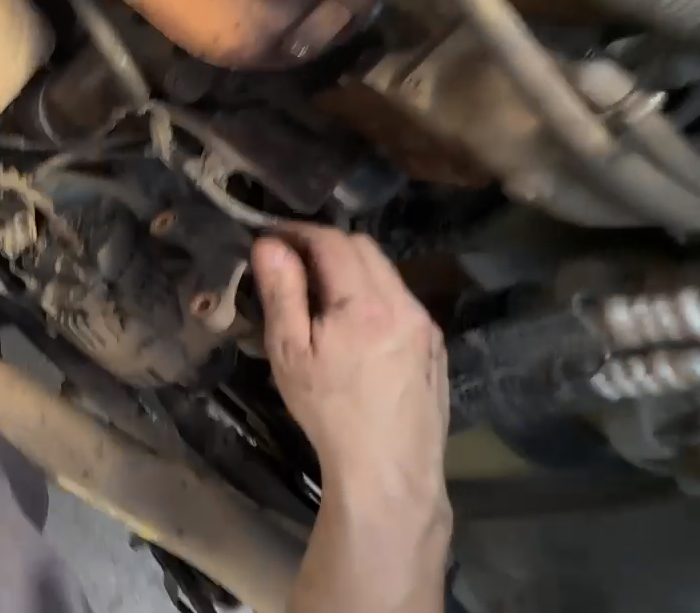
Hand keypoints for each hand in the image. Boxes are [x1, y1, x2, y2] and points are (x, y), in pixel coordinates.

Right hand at [251, 226, 447, 507]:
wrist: (388, 468)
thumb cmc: (328, 408)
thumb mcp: (289, 350)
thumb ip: (281, 291)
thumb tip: (269, 244)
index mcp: (367, 305)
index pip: (332, 241)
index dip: (296, 230)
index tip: (266, 236)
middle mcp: (405, 305)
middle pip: (363, 246)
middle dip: (321, 242)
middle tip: (285, 259)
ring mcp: (425, 324)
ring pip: (383, 270)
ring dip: (345, 265)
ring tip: (311, 288)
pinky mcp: (433, 343)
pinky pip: (396, 296)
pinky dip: (366, 289)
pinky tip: (344, 318)